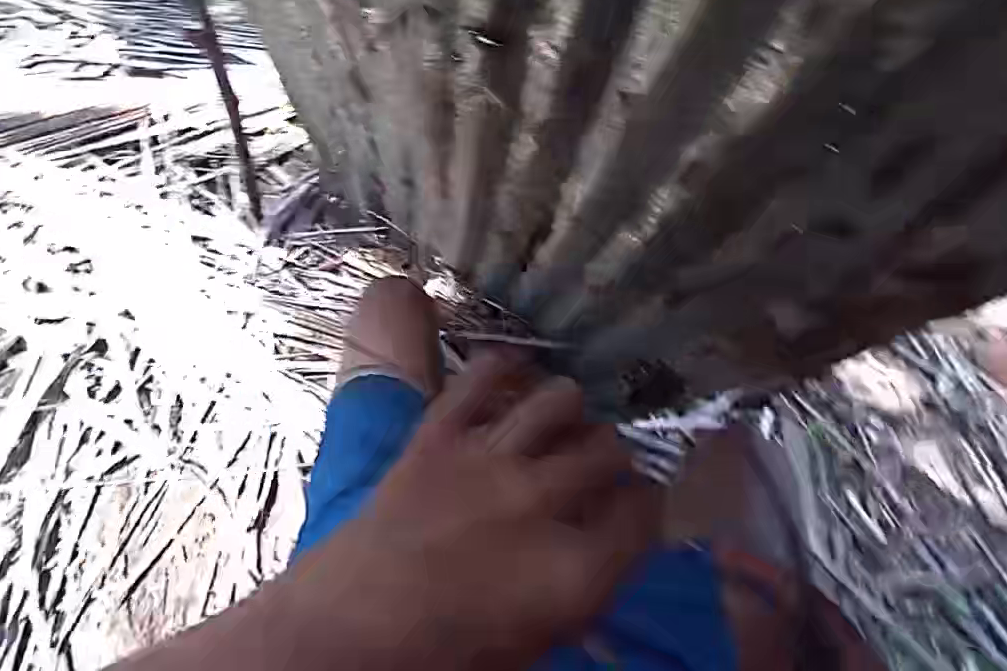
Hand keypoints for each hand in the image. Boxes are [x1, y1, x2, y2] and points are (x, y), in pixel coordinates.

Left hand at [282, 353, 660, 670]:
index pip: (643, 513)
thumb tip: (607, 535)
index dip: (649, 498)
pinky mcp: (441, 431)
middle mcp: (540, 501)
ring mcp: (488, 457)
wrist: (358, 620)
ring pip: (555, 401)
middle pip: (606, 449)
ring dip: (568, 402)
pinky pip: (479, 379)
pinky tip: (513, 363)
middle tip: (604, 452)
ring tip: (566, 406)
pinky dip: (500, 364)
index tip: (641, 494)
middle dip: (614, 450)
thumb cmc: (451, 649)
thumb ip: (583, 579)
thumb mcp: (539, 634)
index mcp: (573, 569)